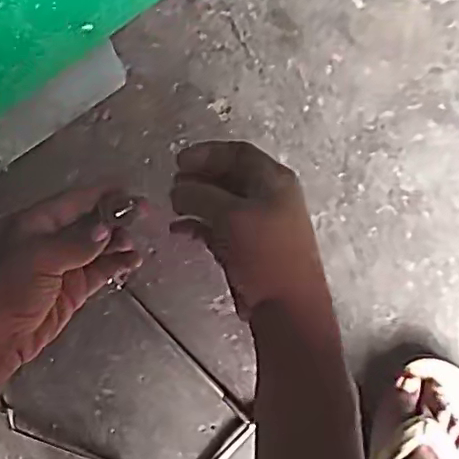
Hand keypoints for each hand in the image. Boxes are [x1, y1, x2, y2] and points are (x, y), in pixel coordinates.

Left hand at [0, 186, 143, 381]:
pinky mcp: (74, 287)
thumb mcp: (40, 259)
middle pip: (91, 222)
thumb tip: (105, 229)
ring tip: (135, 244)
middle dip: (116, 218)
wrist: (0, 335)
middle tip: (142, 215)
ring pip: (99, 246)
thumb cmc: (9, 291)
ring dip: (119, 242)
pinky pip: (101, 270)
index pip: (76, 200)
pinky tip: (132, 262)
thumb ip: (75, 242)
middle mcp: (52, 240)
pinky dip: (117, 264)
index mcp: (38, 224)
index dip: (103, 195)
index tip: (129, 193)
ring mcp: (65, 265)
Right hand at [170, 141, 331, 322]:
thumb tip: (178, 188)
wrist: (286, 305)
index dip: (207, 153)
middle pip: (228, 177)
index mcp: (273, 181)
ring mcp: (257, 224)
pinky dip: (197, 225)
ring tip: (172, 205)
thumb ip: (201, 195)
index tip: (179, 161)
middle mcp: (267, 198)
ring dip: (195, 201)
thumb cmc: (265, 254)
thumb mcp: (231, 216)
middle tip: (173, 183)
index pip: (238, 153)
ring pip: (221, 203)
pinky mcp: (246, 248)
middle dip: (198, 177)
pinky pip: (217, 228)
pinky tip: (179, 229)